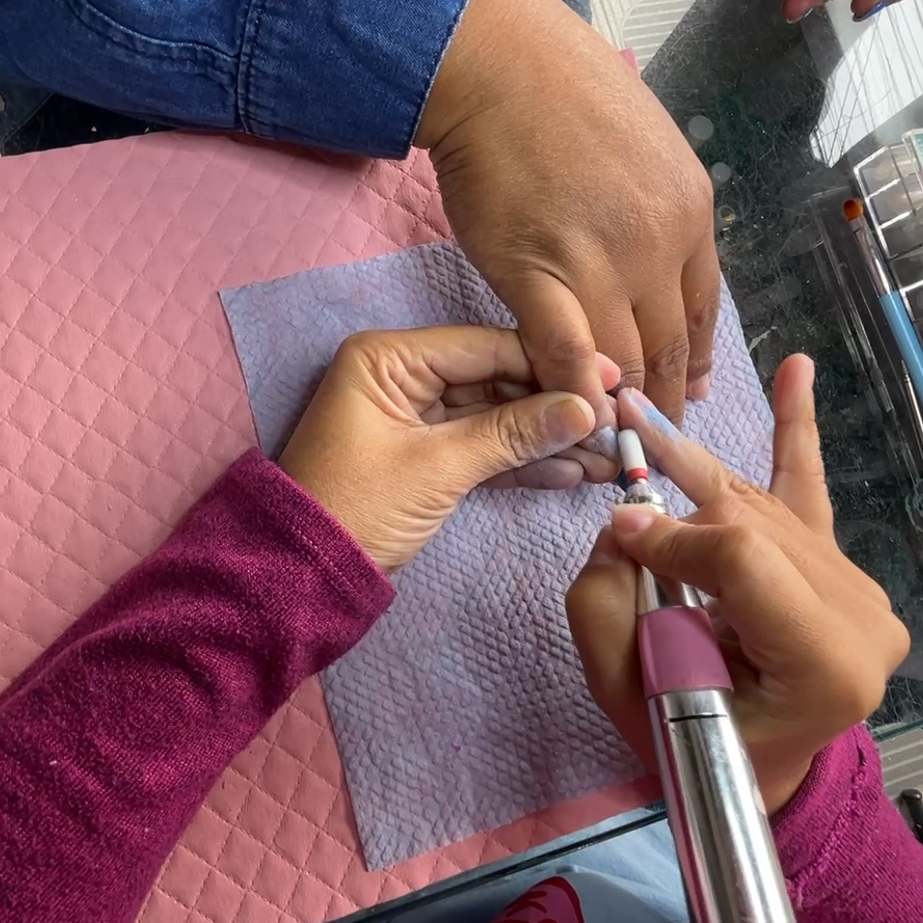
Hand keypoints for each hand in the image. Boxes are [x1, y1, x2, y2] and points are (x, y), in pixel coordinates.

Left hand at [280, 326, 618, 571]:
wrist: (305, 575)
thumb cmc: (358, 507)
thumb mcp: (438, 466)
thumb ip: (514, 433)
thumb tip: (588, 410)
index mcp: (389, 358)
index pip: (485, 347)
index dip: (551, 364)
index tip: (610, 382)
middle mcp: (402, 375)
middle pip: (495, 380)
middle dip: (554, 407)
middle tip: (617, 426)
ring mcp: (415, 415)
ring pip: (494, 416)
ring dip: (546, 438)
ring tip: (607, 458)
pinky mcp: (425, 452)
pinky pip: (480, 446)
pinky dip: (520, 461)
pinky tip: (571, 473)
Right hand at [416, 0, 718, 423]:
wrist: (501, 68)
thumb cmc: (565, 96)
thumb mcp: (644, 148)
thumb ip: (655, 212)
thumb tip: (647, 261)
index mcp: (691, 213)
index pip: (700, 311)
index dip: (691, 362)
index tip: (682, 390)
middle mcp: (660, 245)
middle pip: (666, 346)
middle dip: (660, 400)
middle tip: (650, 436)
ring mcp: (603, 263)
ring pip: (621, 360)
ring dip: (618, 407)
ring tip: (611, 441)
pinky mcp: (540, 274)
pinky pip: (564, 349)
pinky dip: (570, 388)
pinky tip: (570, 415)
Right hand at [565, 355, 909, 810]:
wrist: (759, 763)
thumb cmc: (690, 739)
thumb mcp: (624, 691)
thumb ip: (606, 605)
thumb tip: (626, 523)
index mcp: (825, 661)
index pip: (741, 557)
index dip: (672, 535)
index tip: (619, 532)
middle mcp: (860, 613)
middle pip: (749, 518)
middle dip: (675, 504)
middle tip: (622, 452)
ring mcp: (858, 584)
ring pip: (757, 499)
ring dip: (695, 467)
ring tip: (644, 417)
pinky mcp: (838, 563)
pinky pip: (807, 485)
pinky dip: (795, 425)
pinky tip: (796, 368)